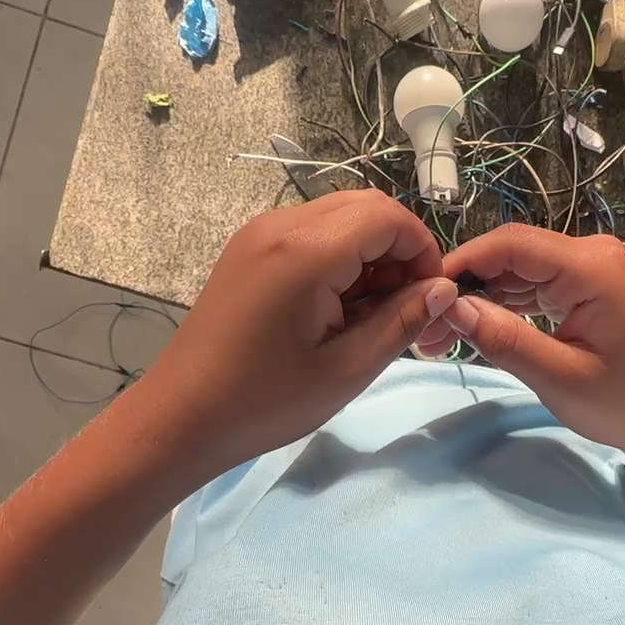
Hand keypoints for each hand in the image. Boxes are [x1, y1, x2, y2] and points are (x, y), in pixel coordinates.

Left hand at [130, 190, 456, 477]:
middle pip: (367, 207)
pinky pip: (312, 233)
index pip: (389, 217)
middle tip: (403, 308)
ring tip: (368, 314)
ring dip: (370, 255)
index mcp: (306, 251)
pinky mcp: (249, 248)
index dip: (423, 252)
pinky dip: (340, 259)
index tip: (429, 300)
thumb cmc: (265, 402)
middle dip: (399, 250)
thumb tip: (443, 288)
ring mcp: (260, 232)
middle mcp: (281, 224)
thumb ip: (401, 321)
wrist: (181, 417)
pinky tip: (335, 308)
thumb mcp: (346, 370)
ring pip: (341, 217)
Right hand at [419, 225, 624, 483]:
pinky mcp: (577, 286)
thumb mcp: (558, 377)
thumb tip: (449, 306)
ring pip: (512, 271)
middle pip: (509, 254)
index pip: (512, 244)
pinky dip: (498, 306)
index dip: (463, 262)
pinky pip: (527, 285)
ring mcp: (584, 268)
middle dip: (465, 287)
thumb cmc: (620, 405)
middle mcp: (589, 254)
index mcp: (592, 267)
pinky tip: (470, 328)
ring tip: (438, 334)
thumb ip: (504, 338)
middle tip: (425, 327)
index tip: (423, 294)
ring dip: (476, 299)